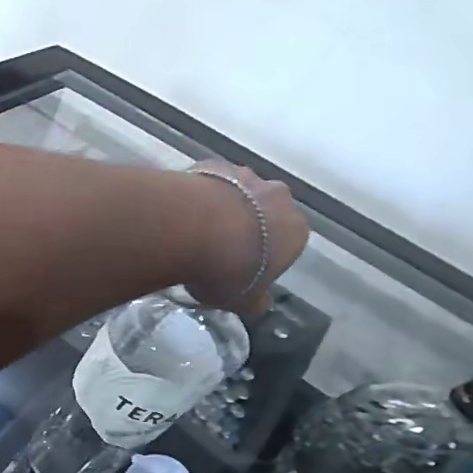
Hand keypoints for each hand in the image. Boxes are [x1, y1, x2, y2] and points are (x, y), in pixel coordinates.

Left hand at [183, 159, 308, 315]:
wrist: (190, 228)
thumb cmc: (224, 270)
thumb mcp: (241, 300)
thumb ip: (254, 302)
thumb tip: (260, 305)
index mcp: (295, 232)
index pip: (284, 246)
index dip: (260, 258)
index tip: (235, 270)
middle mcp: (279, 199)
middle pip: (263, 215)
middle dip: (244, 228)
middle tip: (212, 249)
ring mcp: (247, 177)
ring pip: (237, 195)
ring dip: (220, 209)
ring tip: (190, 232)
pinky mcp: (214, 166)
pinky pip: (208, 183)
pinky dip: (197, 196)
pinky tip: (177, 212)